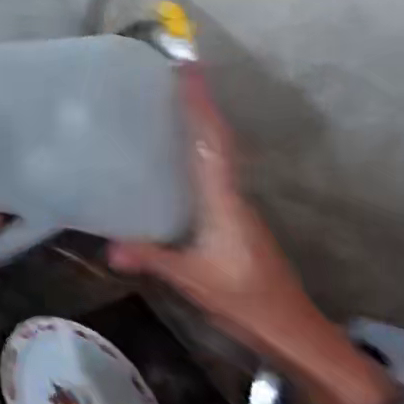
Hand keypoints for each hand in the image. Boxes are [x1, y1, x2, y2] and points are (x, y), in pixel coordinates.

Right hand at [106, 68, 321, 353]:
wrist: (296, 333)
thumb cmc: (249, 303)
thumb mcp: (194, 282)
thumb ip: (151, 258)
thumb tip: (107, 247)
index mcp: (224, 200)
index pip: (211, 142)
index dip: (200, 105)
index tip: (187, 70)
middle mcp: (231, 194)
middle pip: (215, 138)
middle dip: (197, 103)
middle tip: (171, 73)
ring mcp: (233, 205)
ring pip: (215, 152)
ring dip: (198, 121)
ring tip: (168, 100)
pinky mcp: (229, 217)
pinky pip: (210, 169)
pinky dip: (196, 146)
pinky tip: (173, 148)